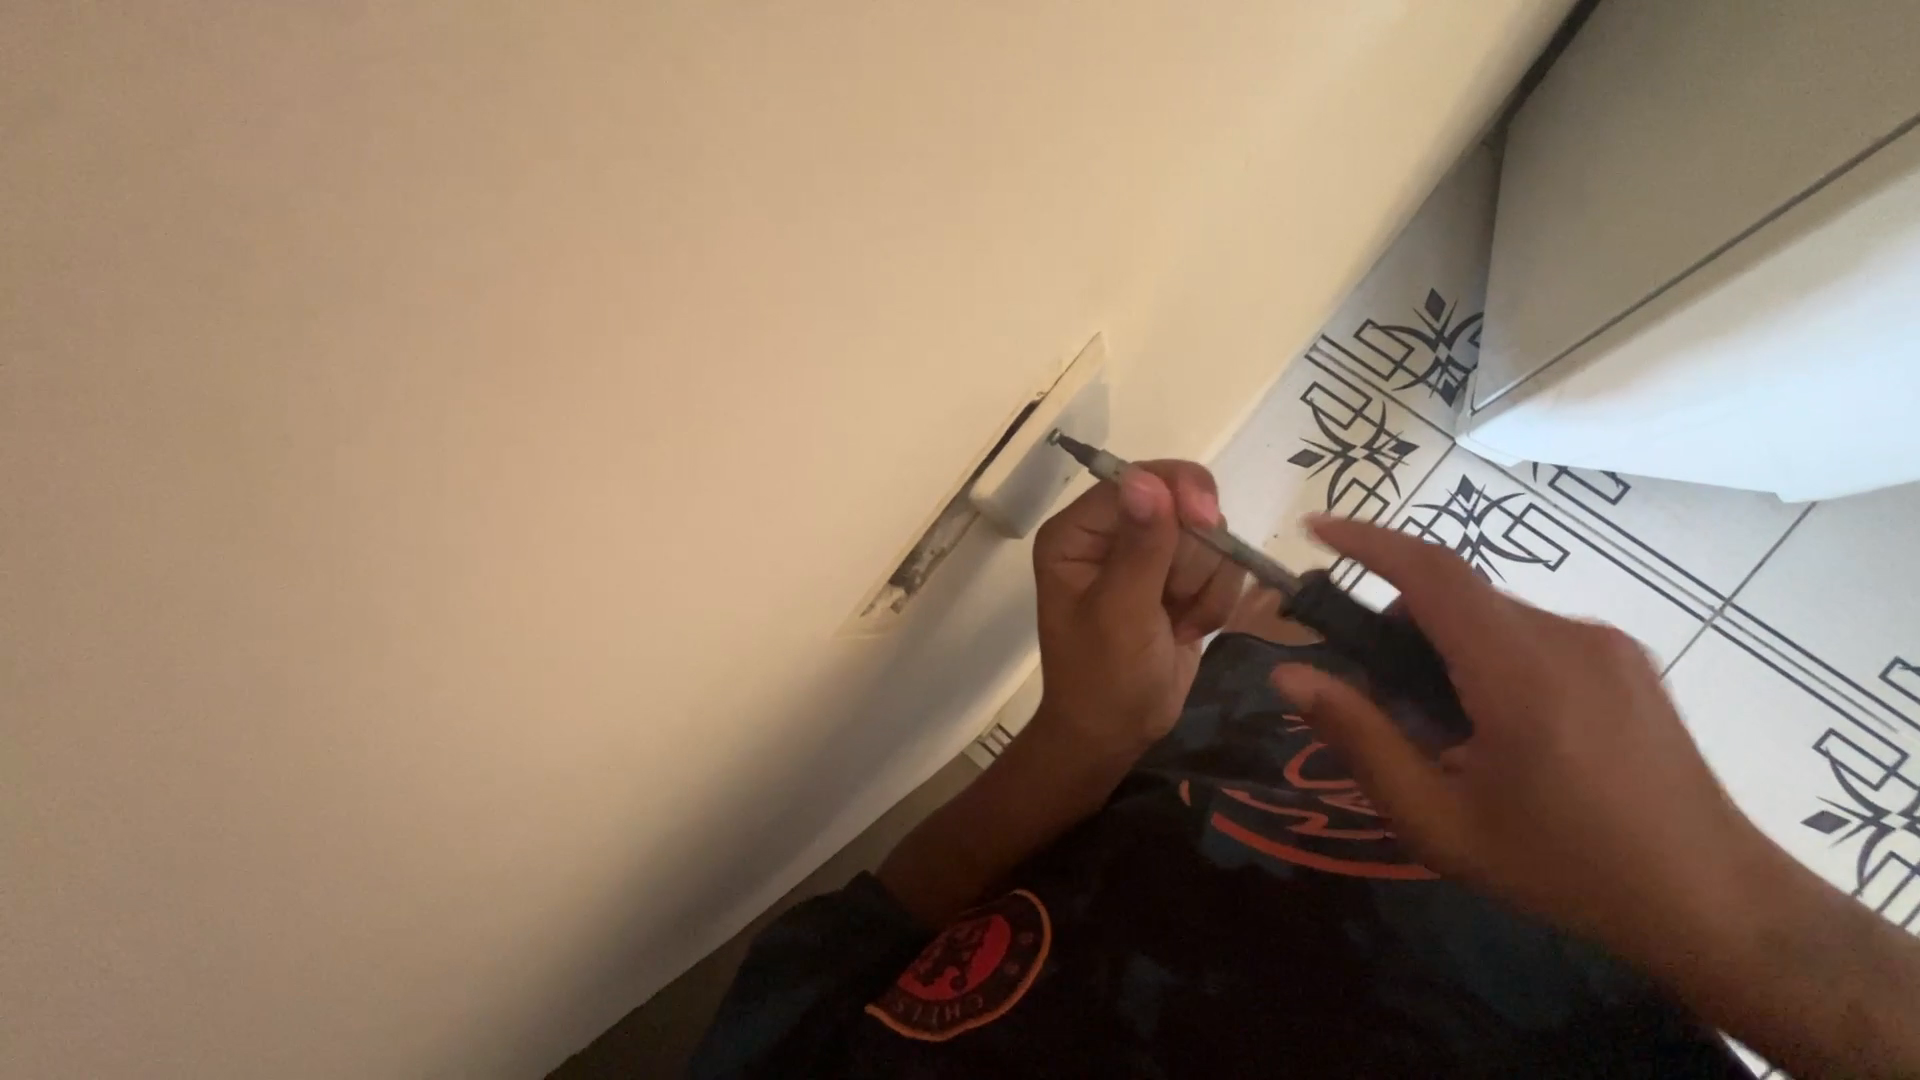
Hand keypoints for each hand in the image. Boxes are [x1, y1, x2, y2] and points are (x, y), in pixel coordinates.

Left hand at [1030, 460, 1245, 753]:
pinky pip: (1222, 566)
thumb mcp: (1120, 614)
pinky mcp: (1176, 578)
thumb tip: (1147, 479)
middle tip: (1169, 603)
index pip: (1138, 480)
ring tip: (1174, 624)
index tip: (1206, 521)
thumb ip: (1140, 547)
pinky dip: (1214, 602)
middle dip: (1191, 559)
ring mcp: (1146, 554)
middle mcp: (1109, 533)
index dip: (1179, 493)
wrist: (1116, 733)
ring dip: (1204, 587)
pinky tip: (1186, 630)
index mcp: (1077, 532)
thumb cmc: (1103, 678)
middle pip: (1183, 503)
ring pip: (1210, 536)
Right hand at [1270, 515, 1767, 959]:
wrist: (1717, 907)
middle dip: (1395, 623)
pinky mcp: (1625, 660)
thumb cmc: (1561, 867)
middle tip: (1371, 692)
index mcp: (1521, 672)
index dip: (1367, 541)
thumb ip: (1357, 737)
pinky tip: (1494, 727)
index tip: (1313, 527)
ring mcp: (1606, 645)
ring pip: (1488, 614)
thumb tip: (1287, 673)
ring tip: (1440, 727)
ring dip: (1440, 645)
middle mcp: (1568, 637)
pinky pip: (1527, 632)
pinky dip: (1482, 654)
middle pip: (1453, 595)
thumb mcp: (1436, 819)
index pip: (1432, 573)